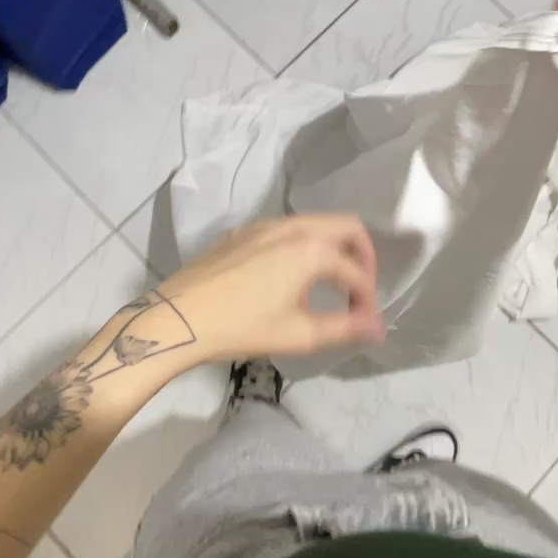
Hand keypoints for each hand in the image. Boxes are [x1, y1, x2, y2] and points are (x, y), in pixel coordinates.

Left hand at [147, 215, 382, 364]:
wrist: (179, 317)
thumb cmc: (242, 327)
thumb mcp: (298, 334)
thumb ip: (344, 328)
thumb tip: (378, 327)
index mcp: (312, 249)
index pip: (356, 271)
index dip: (367, 298)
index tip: (364, 322)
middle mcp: (292, 226)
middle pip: (345, 226)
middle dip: (361, 255)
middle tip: (358, 287)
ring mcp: (263, 224)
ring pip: (314, 222)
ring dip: (332, 247)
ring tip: (328, 282)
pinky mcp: (241, 231)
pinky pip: (286, 228)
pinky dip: (303, 244)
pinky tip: (289, 275)